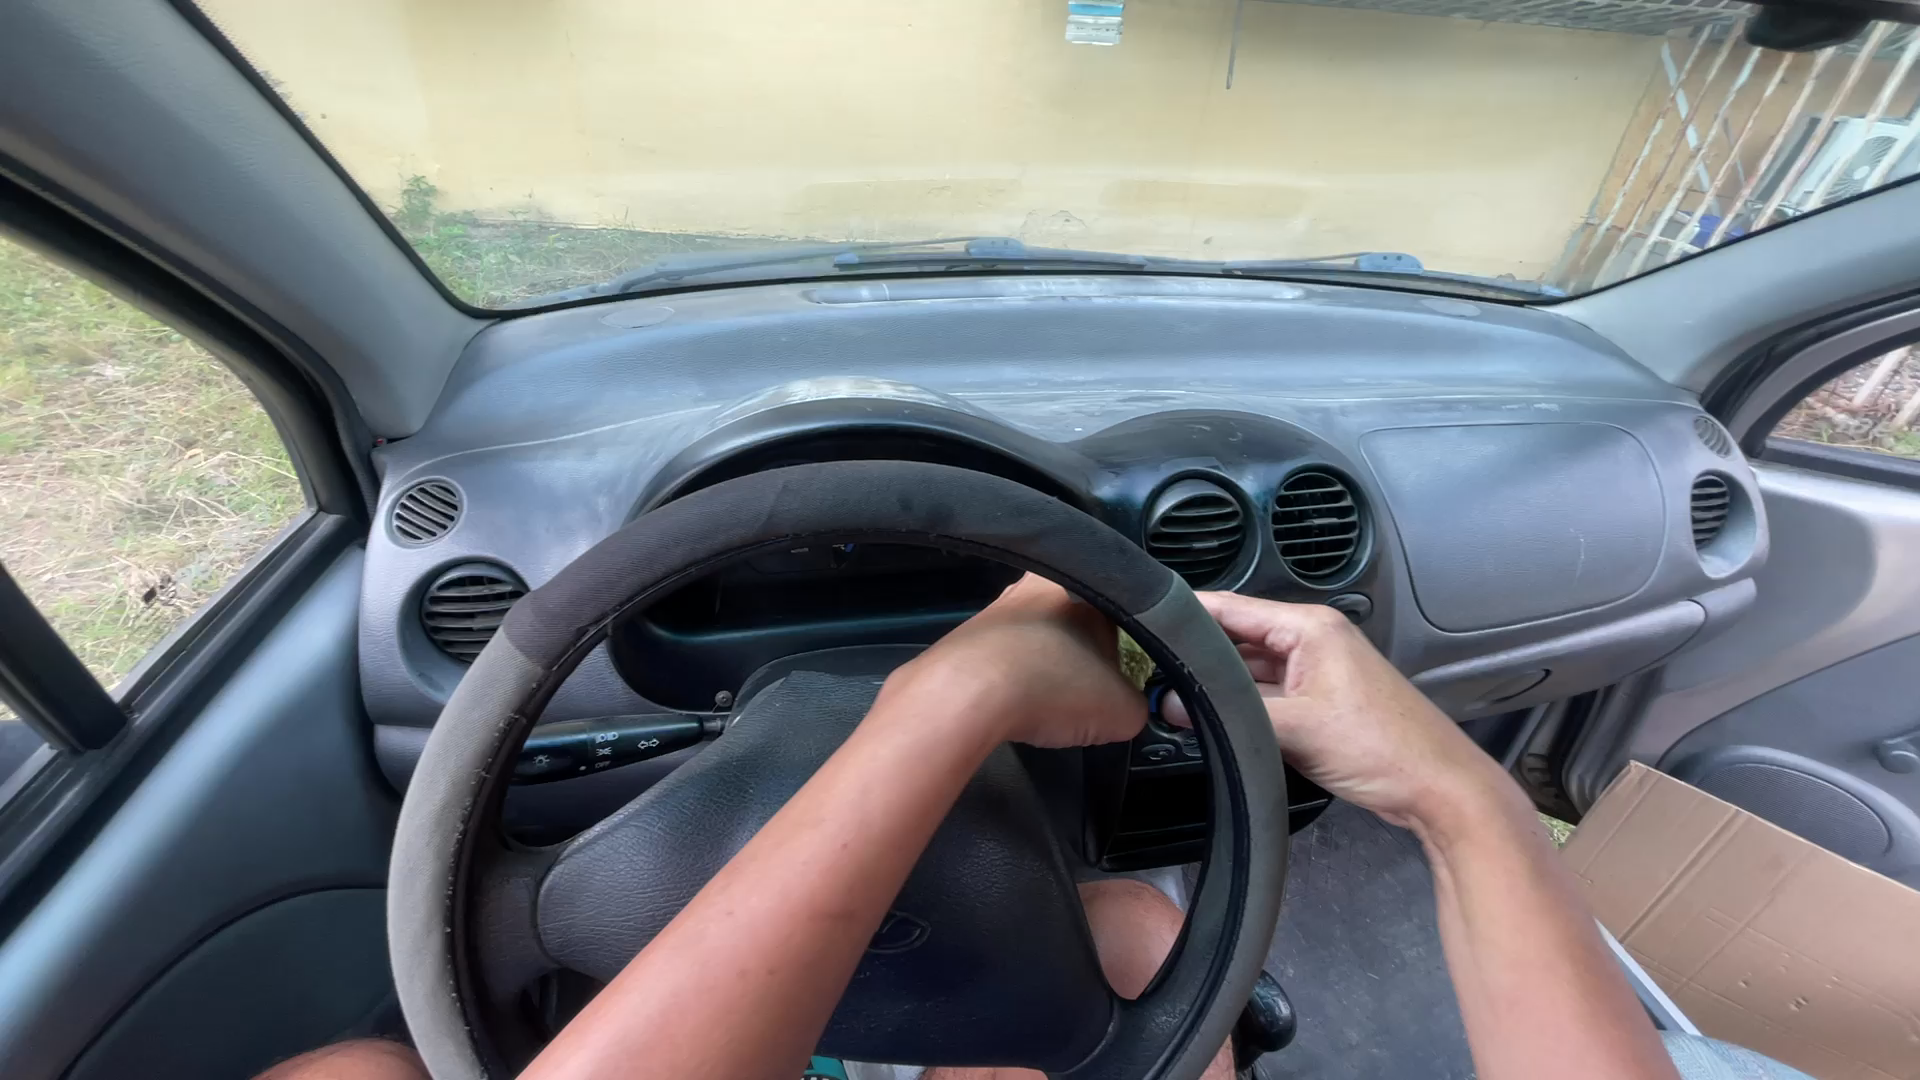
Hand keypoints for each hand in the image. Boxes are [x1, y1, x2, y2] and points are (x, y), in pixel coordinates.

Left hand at [886, 573, 1146, 748]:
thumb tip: (1127, 708)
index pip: (1125, 614)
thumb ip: (1135, 706)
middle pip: (1079, 623)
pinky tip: (1017, 702)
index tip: (1125, 681)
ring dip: (1048, 667)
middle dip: (1086, 657)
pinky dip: (1015, 677)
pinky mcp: (972, 630)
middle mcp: (1043, 583)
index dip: (1131, 653)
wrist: (967, 692)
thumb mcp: (1122, 711)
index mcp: (1089, 587)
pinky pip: (1007, 654)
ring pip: (1040, 638)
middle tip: (1089, 692)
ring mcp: (1003, 604)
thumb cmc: (1053, 685)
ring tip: (1050, 703)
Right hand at [1164, 592, 1514, 830]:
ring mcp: (1314, 670)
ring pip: (1248, 666)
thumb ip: (1229, 712)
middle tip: (1146, 665)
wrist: (1443, 793)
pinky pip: (1265, 690)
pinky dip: (1239, 701)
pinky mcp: (1316, 699)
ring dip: (1217, 680)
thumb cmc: (1377, 747)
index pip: (1231, 608)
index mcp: (1308, 627)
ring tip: (1168, 689)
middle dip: (1196, 651)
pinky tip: (1208, 712)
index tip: (1141, 621)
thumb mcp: (1296, 727)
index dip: (1185, 612)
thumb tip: (1168, 705)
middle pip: (1237, 636)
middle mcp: (1309, 638)